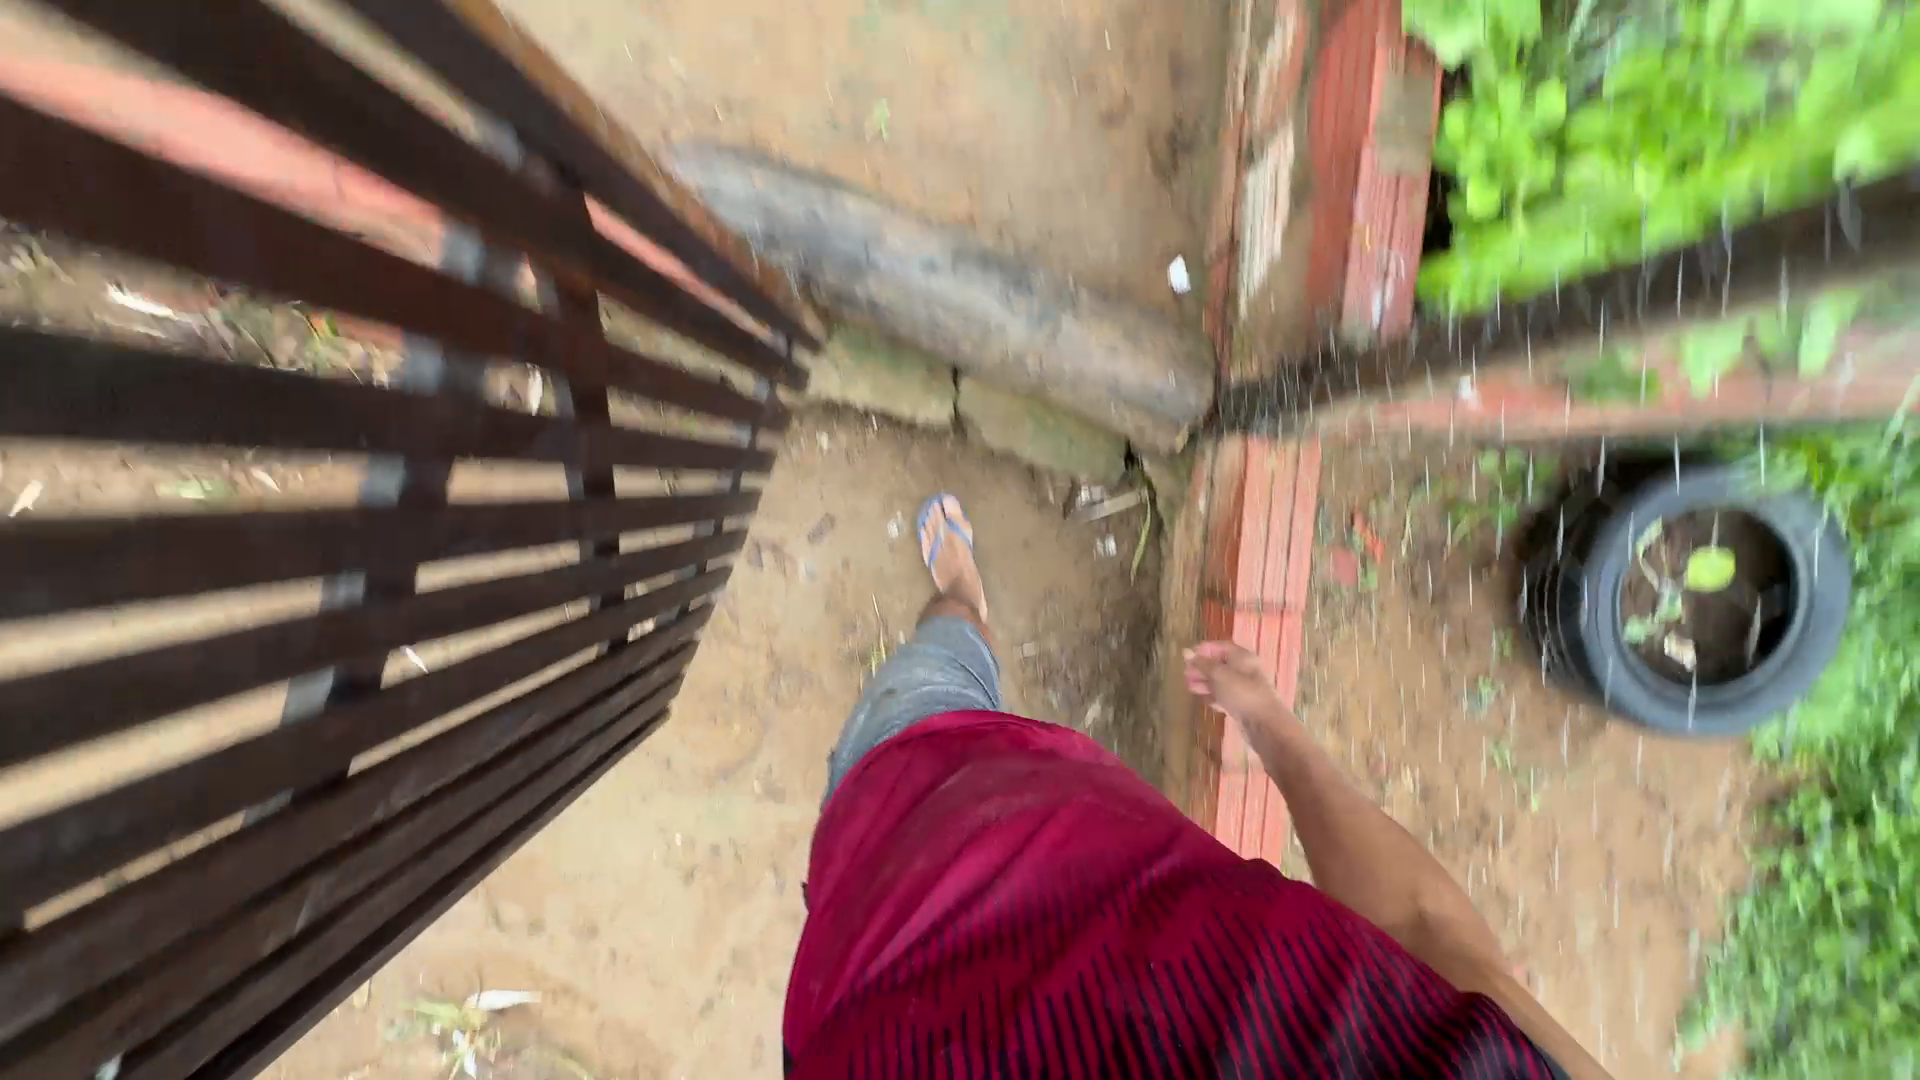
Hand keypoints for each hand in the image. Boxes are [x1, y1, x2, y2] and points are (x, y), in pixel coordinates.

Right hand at [1183, 641, 1288, 724]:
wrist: (1263, 723)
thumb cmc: (1240, 692)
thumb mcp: (1218, 674)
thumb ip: (1201, 663)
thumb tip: (1185, 652)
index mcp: (1242, 657)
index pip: (1220, 646)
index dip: (1203, 649)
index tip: (1187, 657)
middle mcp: (1244, 669)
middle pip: (1220, 664)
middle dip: (1202, 668)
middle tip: (1185, 674)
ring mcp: (1244, 688)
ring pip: (1221, 681)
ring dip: (1205, 682)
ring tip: (1189, 687)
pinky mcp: (1242, 704)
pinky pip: (1224, 695)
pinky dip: (1213, 696)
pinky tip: (1203, 699)